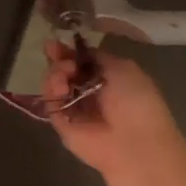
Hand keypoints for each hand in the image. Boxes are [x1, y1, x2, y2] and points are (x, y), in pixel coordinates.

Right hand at [42, 39, 183, 182]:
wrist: (135, 142)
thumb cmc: (136, 101)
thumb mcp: (122, 68)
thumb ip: (97, 57)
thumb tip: (77, 53)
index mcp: (107, 78)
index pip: (81, 61)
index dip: (68, 51)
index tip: (55, 43)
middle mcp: (88, 92)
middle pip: (64, 69)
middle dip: (59, 59)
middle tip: (58, 56)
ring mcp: (74, 108)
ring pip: (54, 83)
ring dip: (55, 72)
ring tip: (64, 74)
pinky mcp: (61, 123)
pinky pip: (50, 102)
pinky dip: (51, 90)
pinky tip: (60, 87)